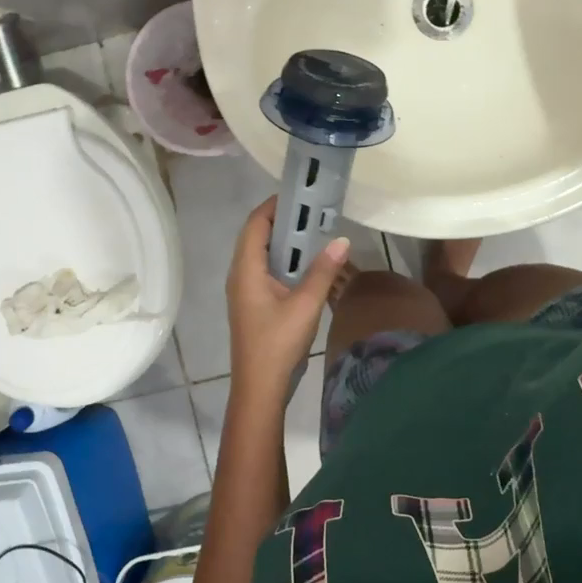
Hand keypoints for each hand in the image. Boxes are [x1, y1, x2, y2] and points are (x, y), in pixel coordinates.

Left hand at [225, 197, 350, 396]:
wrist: (260, 388)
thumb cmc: (278, 343)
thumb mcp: (305, 304)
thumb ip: (323, 270)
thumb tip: (341, 240)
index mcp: (246, 270)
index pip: (255, 224)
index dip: (273, 206)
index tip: (300, 194)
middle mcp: (240, 276)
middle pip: (256, 237)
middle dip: (282, 221)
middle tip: (313, 210)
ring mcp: (245, 292)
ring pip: (261, 255)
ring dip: (284, 242)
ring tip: (314, 231)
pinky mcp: (253, 305)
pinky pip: (266, 271)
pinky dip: (284, 260)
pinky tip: (307, 264)